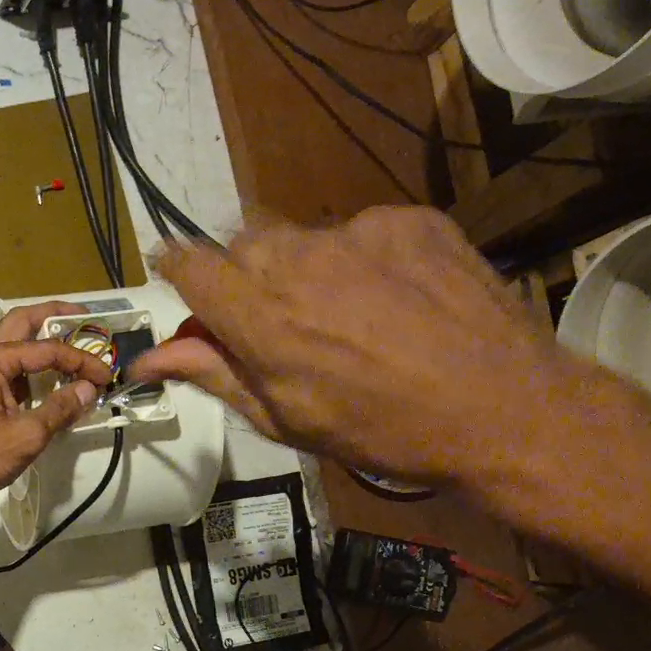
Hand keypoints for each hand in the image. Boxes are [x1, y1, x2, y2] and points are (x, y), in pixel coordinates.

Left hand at [0, 300, 113, 510]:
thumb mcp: (26, 436)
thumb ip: (60, 409)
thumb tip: (90, 390)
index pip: (47, 349)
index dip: (81, 359)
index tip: (106, 375)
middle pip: (23, 322)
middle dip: (56, 316)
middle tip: (87, 318)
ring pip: (15, 341)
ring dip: (44, 338)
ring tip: (75, 342)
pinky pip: (11, 365)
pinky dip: (34, 364)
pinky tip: (53, 376)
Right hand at [130, 206, 601, 495]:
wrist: (503, 407)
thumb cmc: (379, 431)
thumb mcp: (284, 418)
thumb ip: (213, 374)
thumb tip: (147, 358)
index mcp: (261, 318)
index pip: (190, 265)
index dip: (176, 268)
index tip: (178, 279)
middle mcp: (299, 261)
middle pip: (241, 246)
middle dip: (241, 277)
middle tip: (270, 321)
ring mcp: (357, 233)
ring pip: (299, 237)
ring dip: (298, 269)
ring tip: (341, 314)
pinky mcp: (408, 219)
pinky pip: (357, 232)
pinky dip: (356, 260)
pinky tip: (390, 299)